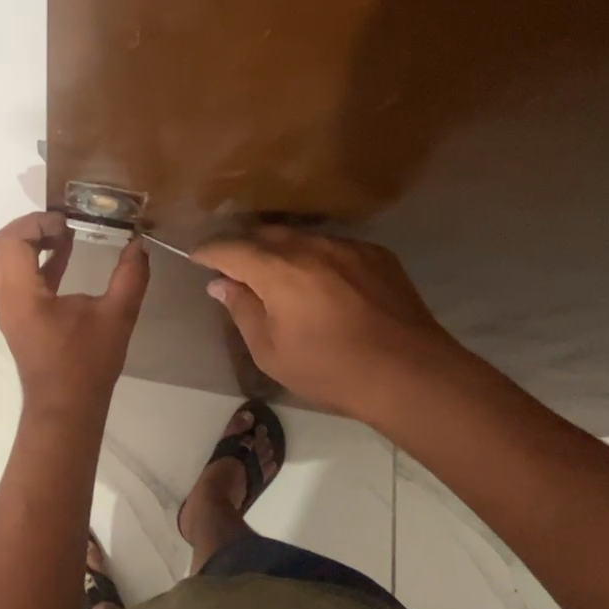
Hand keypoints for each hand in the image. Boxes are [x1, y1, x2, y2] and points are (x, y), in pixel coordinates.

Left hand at [0, 212, 150, 416]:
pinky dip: (37, 258)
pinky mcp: (19, 314)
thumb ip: (130, 276)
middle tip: (65, 222)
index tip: (69, 222)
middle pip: (3, 244)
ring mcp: (9, 306)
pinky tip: (66, 251)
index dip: (38, 222)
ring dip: (33, 241)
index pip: (12, 240)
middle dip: (32, 226)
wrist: (66, 409)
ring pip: (7, 258)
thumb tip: (140, 244)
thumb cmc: (87, 364)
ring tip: (67, 233)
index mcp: (21, 294)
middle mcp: (6, 296)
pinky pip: (18, 274)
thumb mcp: (117, 316)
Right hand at [191, 227, 468, 420]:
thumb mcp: (272, 352)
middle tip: (235, 266)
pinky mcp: (375, 254)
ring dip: (282, 250)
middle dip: (244, 246)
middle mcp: (310, 246)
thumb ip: (242, 311)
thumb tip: (221, 283)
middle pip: (265, 234)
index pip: (231, 248)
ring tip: (278, 272)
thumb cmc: (331, 370)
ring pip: (301, 236)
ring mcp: (346, 246)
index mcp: (278, 270)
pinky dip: (317, 258)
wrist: (410, 374)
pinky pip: (334, 246)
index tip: (197, 258)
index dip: (209, 251)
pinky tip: (323, 283)